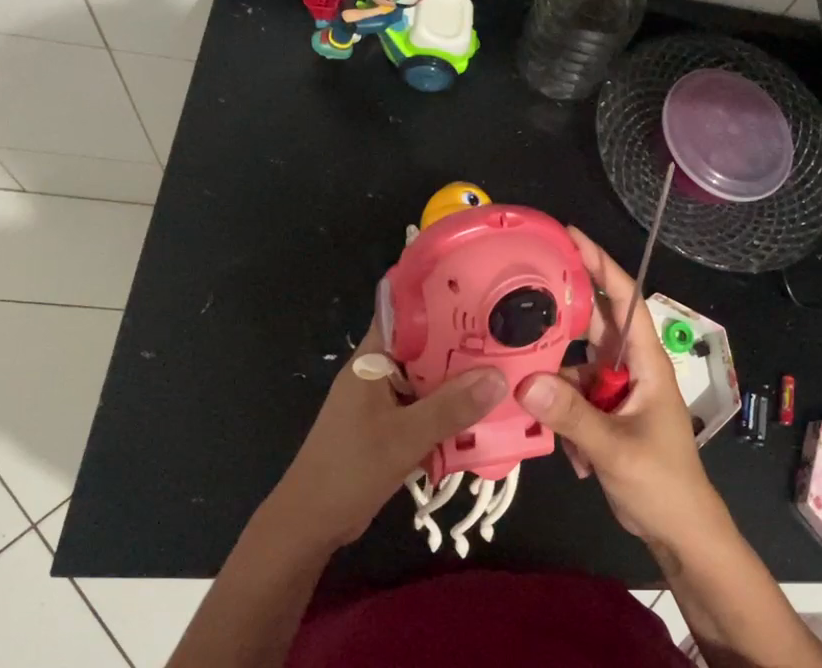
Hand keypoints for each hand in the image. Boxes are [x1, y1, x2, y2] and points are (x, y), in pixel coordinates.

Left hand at [265, 323, 505, 549]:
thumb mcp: (405, 437)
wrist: (310, 525)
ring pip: (432, 381)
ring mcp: (386, 401)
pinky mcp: (392, 428)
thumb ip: (451, 408)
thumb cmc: (349, 470)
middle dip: (465, 345)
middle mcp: (380, 373)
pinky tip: (487, 416)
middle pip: (428, 348)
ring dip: (463, 383)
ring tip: (510, 372)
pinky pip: (429, 409)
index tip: (485, 295)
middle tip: (512, 338)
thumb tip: (499, 377)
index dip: (444, 302)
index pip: (409, 314)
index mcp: (373, 360)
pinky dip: (453, 412)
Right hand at [515, 227, 729, 548]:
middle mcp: (631, 368)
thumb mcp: (616, 448)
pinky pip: (574, 399)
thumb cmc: (663, 483)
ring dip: (557, 382)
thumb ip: (573, 416)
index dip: (602, 265)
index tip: (572, 236)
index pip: (625, 300)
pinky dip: (563, 416)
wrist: (680, 533)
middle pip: (594, 326)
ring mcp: (617, 393)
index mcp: (646, 362)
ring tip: (525, 384)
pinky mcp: (605, 416)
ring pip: (576, 366)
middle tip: (520, 291)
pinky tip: (563, 448)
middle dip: (563, 311)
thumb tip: (526, 380)